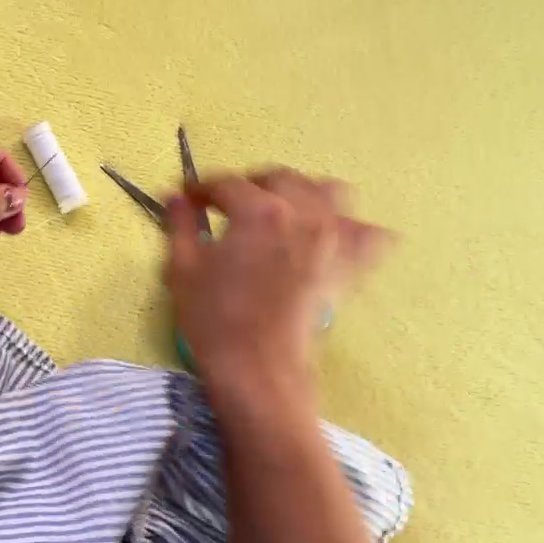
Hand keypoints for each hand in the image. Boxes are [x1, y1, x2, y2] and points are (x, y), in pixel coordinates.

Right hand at [165, 168, 391, 405]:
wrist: (256, 364)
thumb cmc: (211, 316)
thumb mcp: (182, 268)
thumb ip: (180, 225)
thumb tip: (176, 198)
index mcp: (258, 211)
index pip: (226, 184)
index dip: (200, 188)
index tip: (185, 197)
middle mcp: (305, 213)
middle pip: (280, 178)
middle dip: (249, 184)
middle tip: (226, 204)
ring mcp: (336, 238)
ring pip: (330, 193)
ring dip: (302, 194)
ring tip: (279, 212)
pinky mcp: (352, 265)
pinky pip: (367, 233)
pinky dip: (349, 229)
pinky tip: (325, 239)